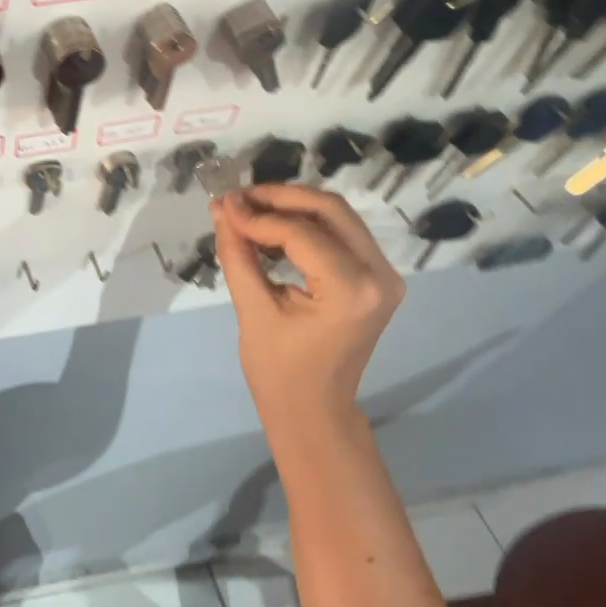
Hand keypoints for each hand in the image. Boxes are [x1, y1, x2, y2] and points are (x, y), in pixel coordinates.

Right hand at [210, 185, 404, 410]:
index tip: (220, 207)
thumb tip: (222, 210)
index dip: (257, 216)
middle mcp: (380, 275)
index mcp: (352, 290)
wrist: (312, 409)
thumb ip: (238, 254)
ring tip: (248, 210)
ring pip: (338, 216)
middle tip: (237, 198)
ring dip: (292, 207)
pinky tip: (271, 230)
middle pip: (330, 210)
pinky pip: (341, 234)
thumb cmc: (278, 370)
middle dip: (280, 198)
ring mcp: (385, 274)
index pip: (301, 233)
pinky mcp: (378, 277)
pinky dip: (305, 224)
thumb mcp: (252, 310)